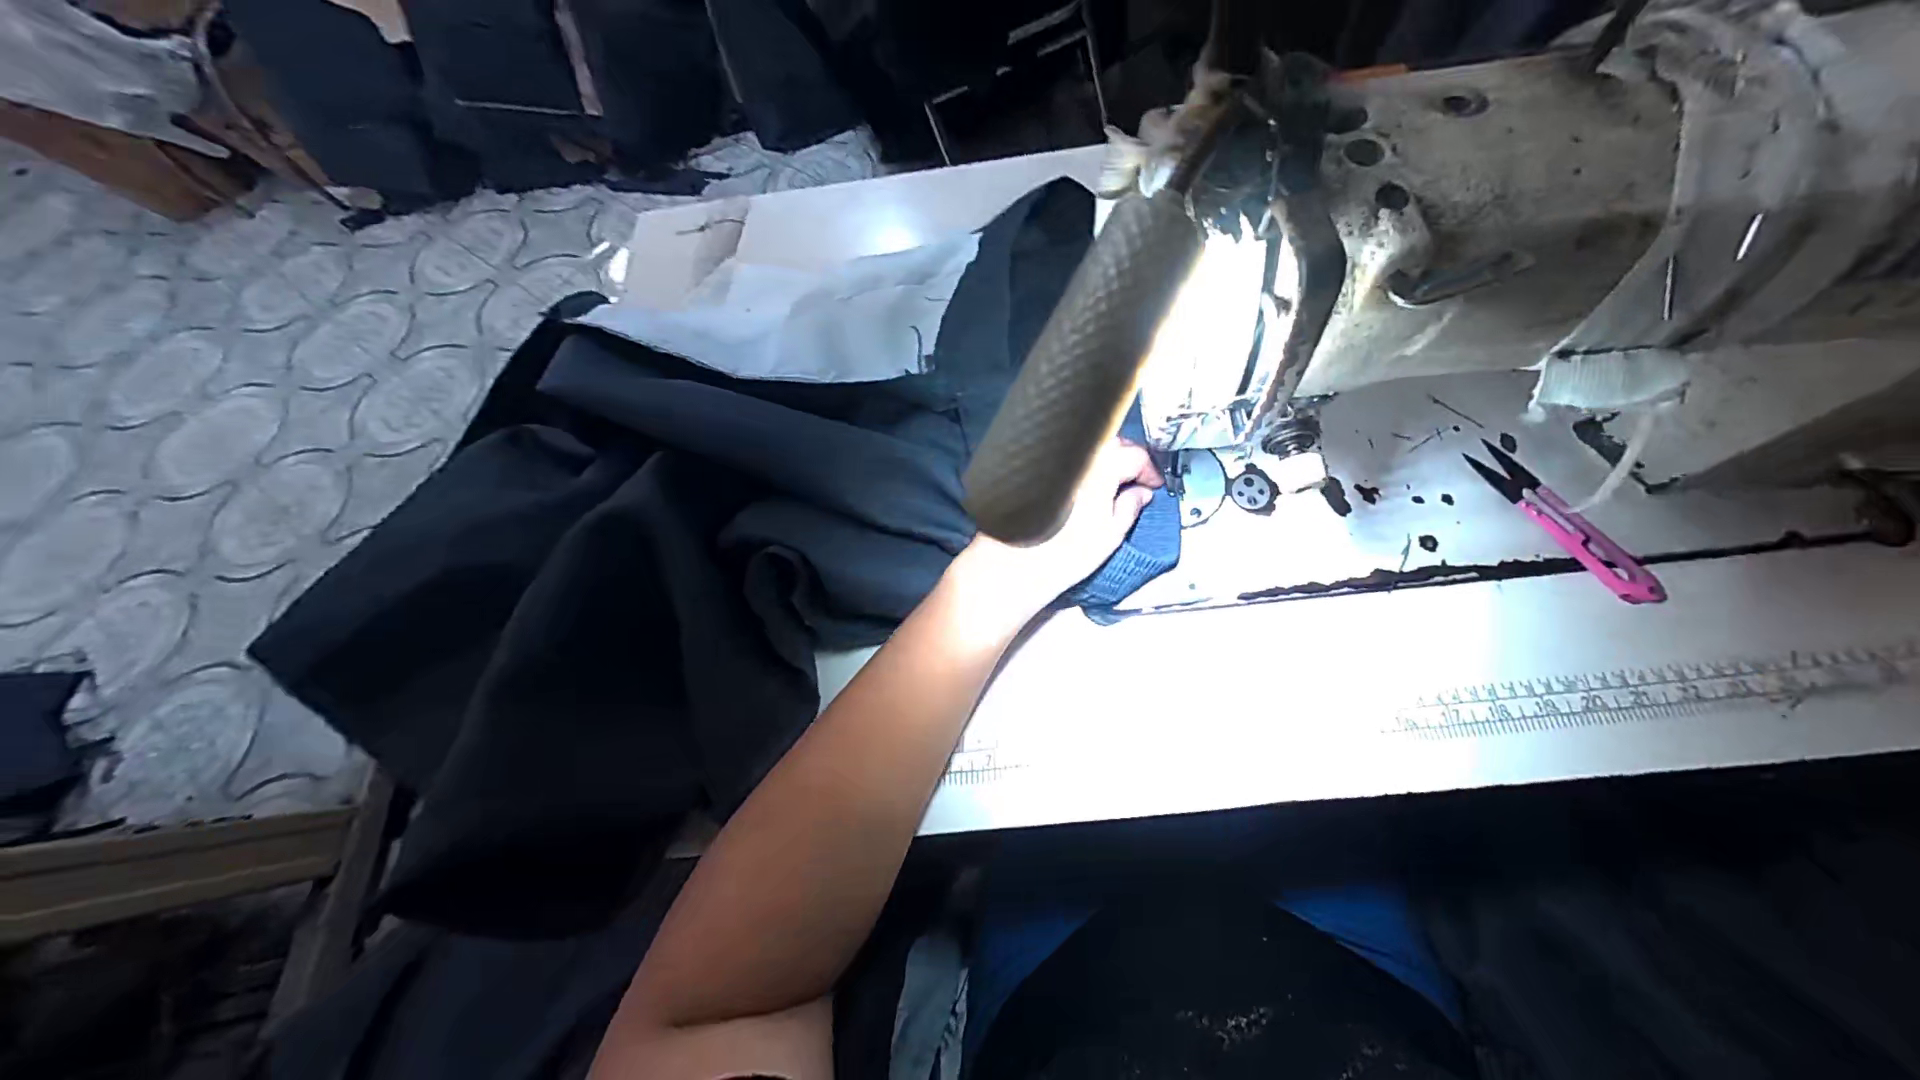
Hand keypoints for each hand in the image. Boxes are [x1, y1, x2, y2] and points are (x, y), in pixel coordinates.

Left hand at [949, 438, 1163, 629]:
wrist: (1015, 563)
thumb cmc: (1064, 554)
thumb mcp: (1110, 535)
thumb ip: (1130, 507)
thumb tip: (1142, 493)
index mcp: (1100, 468)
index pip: (1135, 455)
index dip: (1150, 470)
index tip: (1155, 484)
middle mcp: (1077, 457)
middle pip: (1113, 444)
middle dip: (1129, 459)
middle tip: (1138, 480)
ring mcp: (1056, 460)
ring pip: (1090, 448)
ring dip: (1106, 459)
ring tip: (1114, 483)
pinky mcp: (1038, 469)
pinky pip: (1069, 458)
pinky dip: (1084, 466)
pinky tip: (1086, 485)